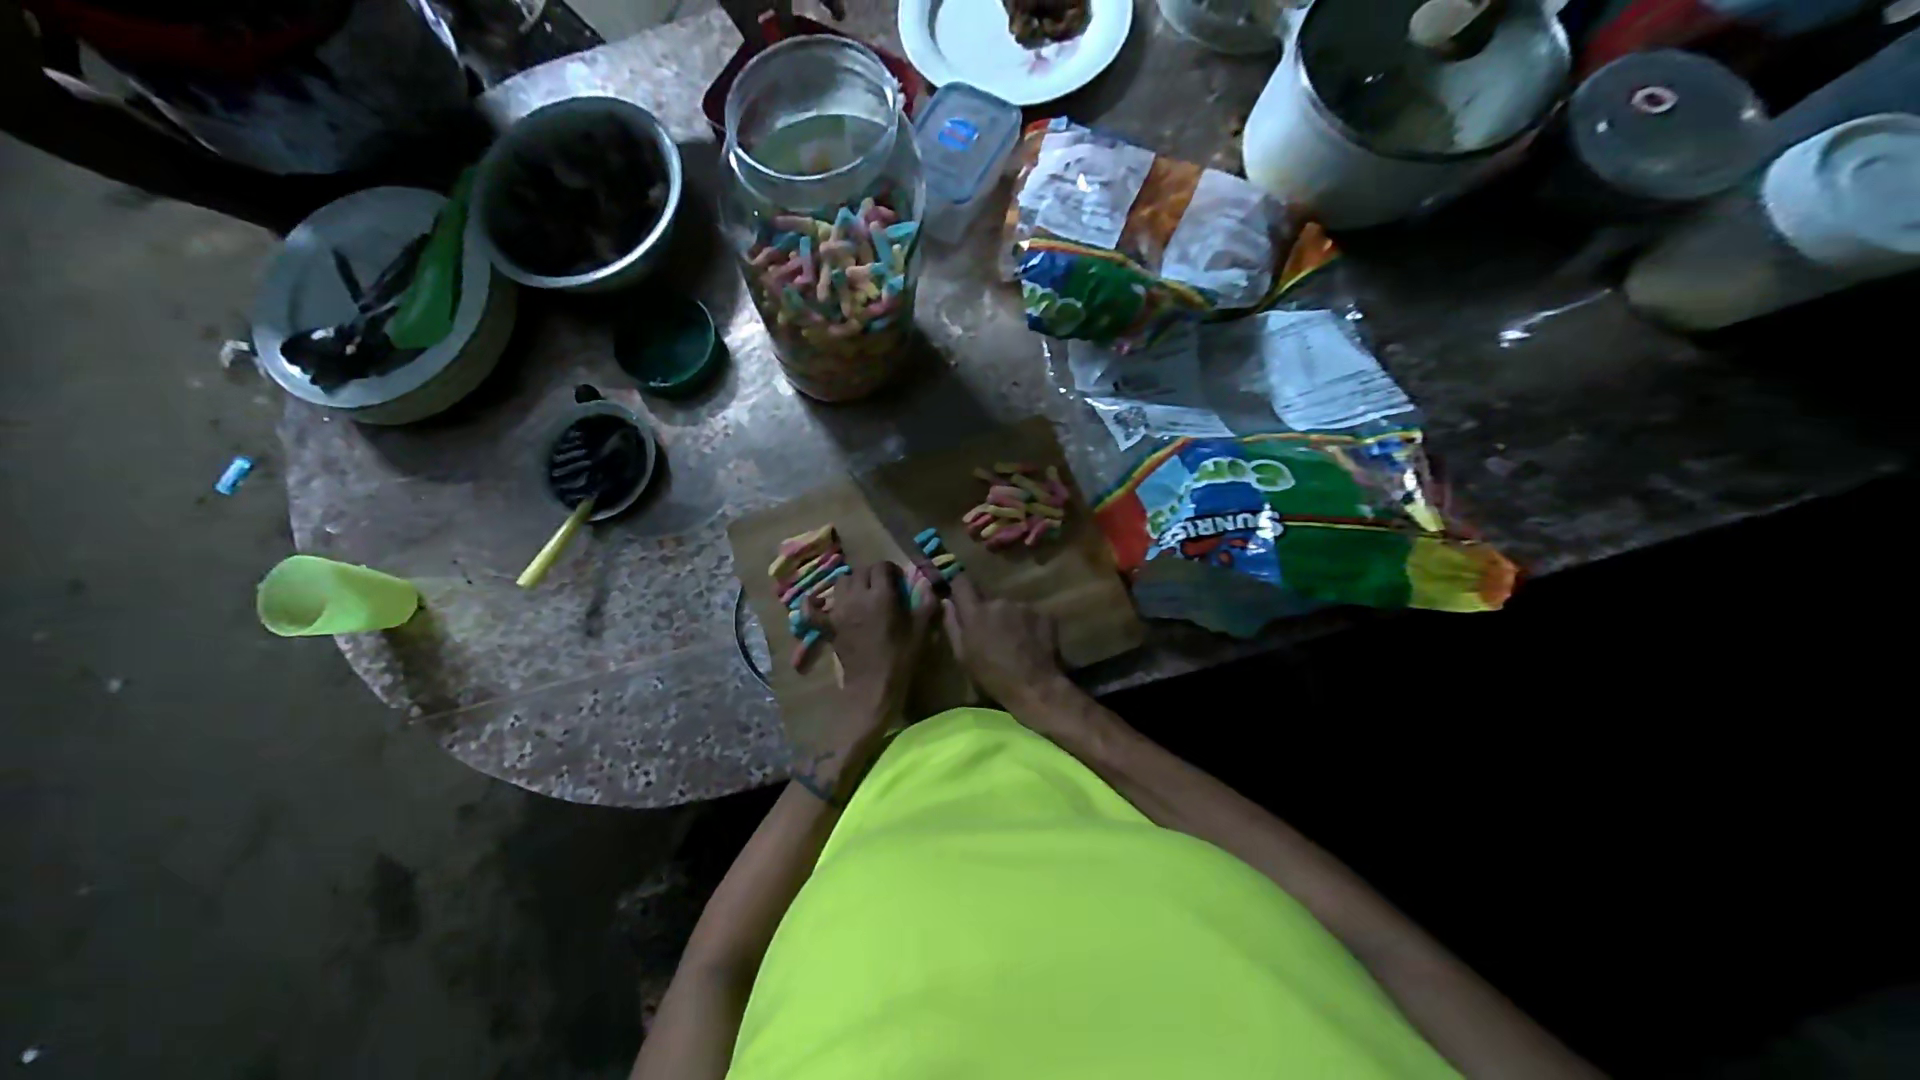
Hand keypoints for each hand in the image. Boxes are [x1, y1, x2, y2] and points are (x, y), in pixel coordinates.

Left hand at [811, 561, 935, 727]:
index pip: (882, 567)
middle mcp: (857, 597)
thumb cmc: (900, 657)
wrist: (874, 685)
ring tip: (862, 594)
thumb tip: (929, 586)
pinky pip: (813, 610)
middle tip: (883, 587)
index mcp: (881, 595)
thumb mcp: (921, 630)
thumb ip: (926, 604)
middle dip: (873, 574)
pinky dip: (813, 604)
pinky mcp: (829, 626)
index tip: (898, 580)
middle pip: (861, 571)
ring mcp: (839, 611)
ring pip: (841, 582)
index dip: (891, 570)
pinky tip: (818, 602)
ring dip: (852, 583)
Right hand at [940, 576, 1065, 709]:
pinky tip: (1031, 644)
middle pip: (989, 600)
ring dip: (1010, 620)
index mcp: (976, 612)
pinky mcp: (1043, 613)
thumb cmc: (993, 676)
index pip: (962, 583)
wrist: (1035, 686)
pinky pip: (1030, 615)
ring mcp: (1023, 606)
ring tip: (1016, 643)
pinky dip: (1028, 626)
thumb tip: (947, 602)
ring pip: (1011, 608)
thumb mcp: (963, 656)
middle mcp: (999, 601)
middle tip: (994, 636)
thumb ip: (952, 625)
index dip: (959, 585)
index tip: (960, 592)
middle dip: (989, 613)